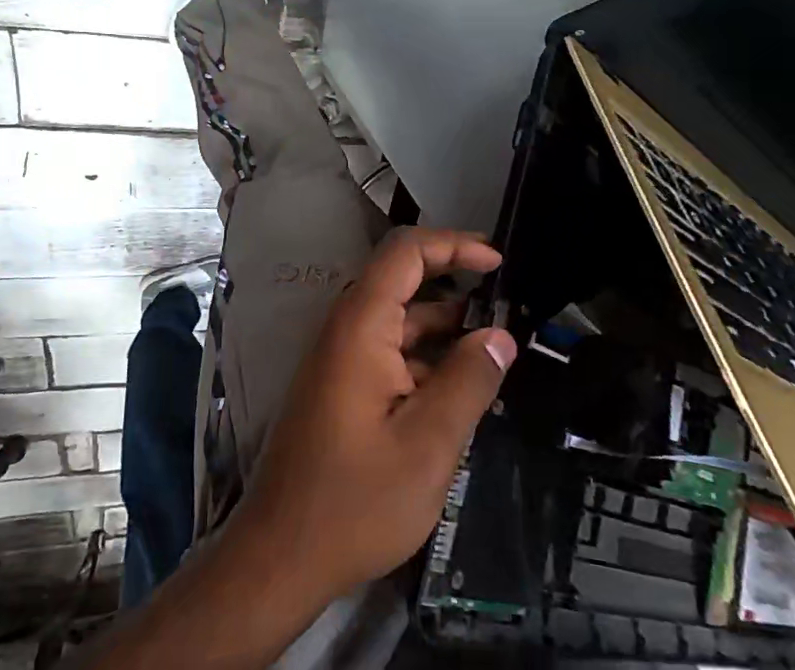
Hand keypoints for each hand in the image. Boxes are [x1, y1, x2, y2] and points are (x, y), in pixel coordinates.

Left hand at [224, 227, 517, 603]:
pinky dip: (426, 361)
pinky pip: (389, 356)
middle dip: (455, 286)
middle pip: (401, 285)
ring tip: (499, 349)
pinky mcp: (340, 388)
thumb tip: (500, 335)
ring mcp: (339, 361)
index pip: (403, 254)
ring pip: (399, 325)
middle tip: (510, 306)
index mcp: (359, 328)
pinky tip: (463, 389)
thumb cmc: (355, 500)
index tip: (499, 262)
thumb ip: (467, 382)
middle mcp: (344, 332)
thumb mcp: (428, 445)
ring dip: (445, 330)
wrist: (284, 549)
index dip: (452, 244)